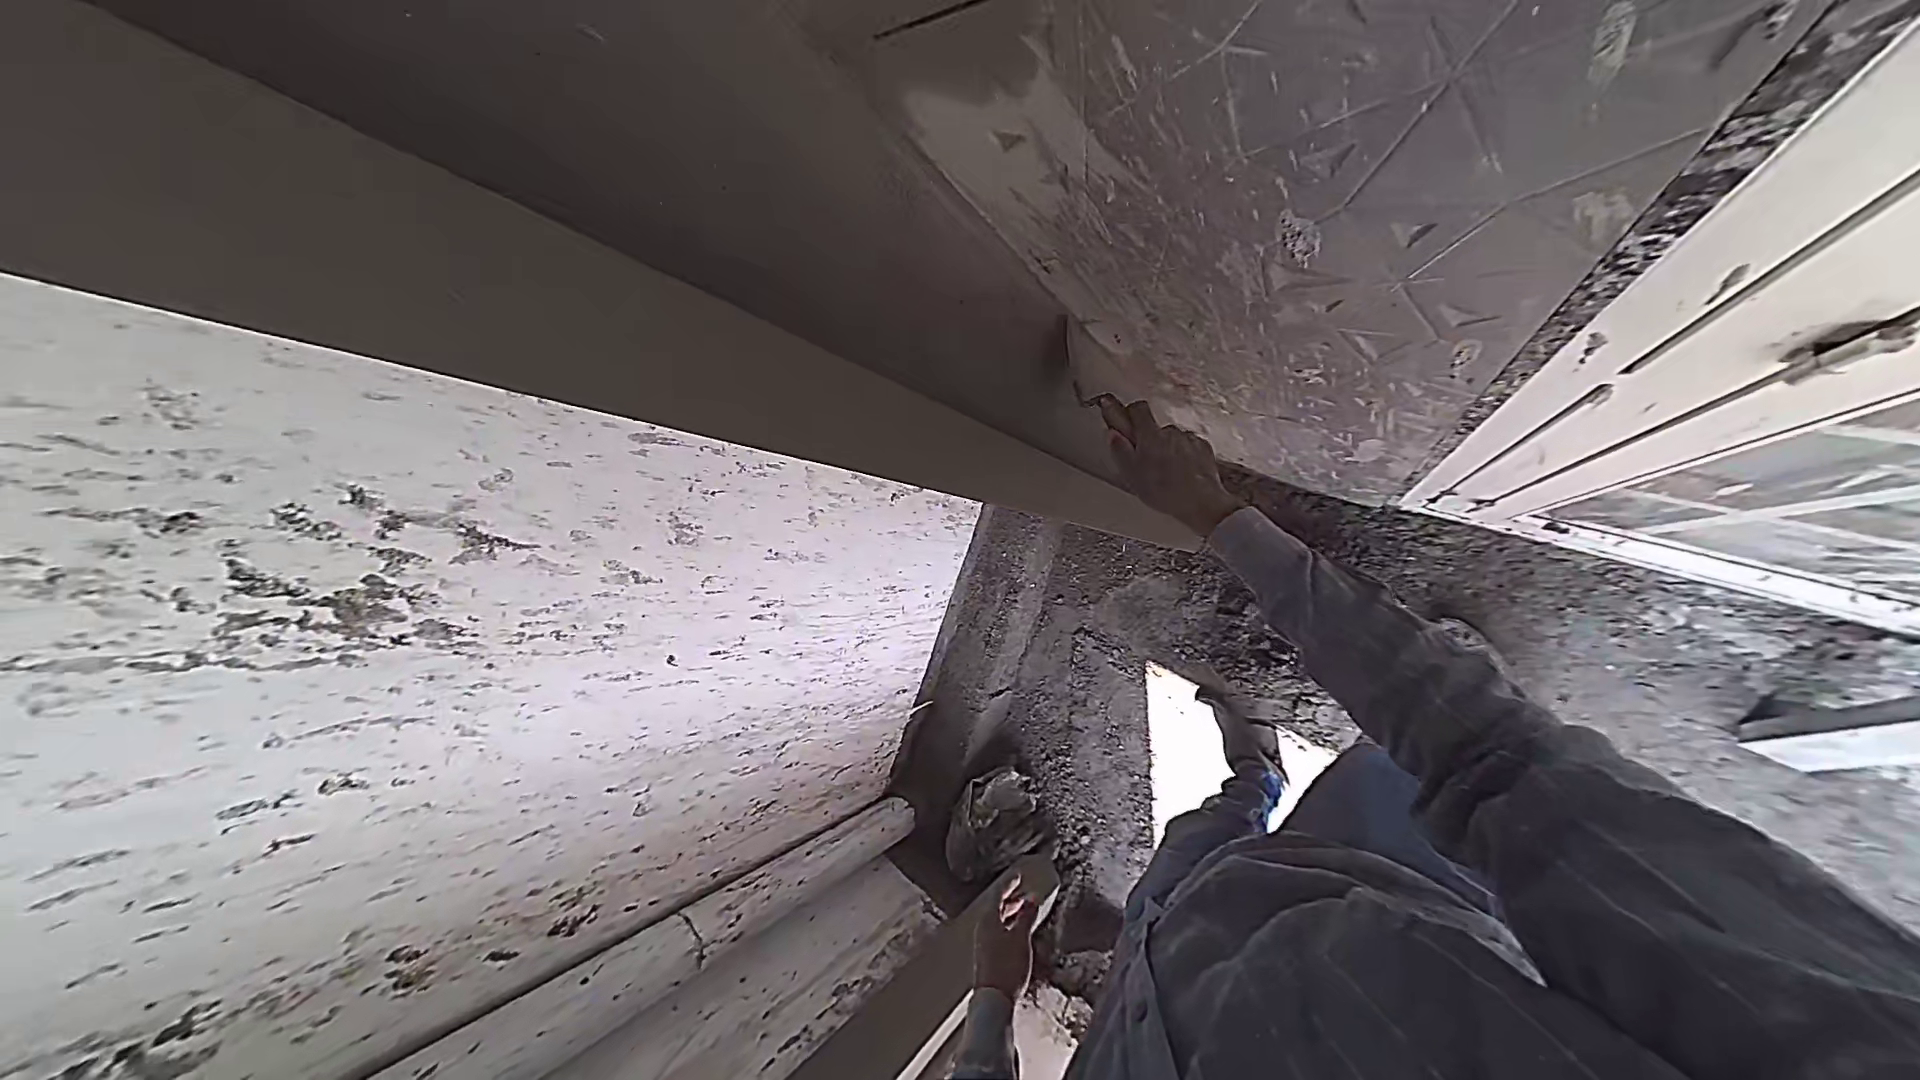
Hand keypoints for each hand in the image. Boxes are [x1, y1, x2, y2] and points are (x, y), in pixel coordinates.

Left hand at [973, 874, 1038, 997]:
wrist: (993, 1000)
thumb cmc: (1006, 967)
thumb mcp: (1021, 938)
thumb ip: (1026, 916)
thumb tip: (1031, 900)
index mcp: (988, 919)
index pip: (999, 894)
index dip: (1010, 884)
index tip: (1018, 876)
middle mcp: (983, 928)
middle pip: (997, 907)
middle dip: (1012, 899)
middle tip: (1026, 894)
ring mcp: (983, 942)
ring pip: (998, 920)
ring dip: (1012, 914)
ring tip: (1026, 912)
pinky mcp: (986, 955)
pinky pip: (998, 932)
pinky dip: (1009, 926)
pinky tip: (1019, 933)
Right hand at [1096, 397, 1244, 536]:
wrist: (1200, 503)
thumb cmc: (1165, 491)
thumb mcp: (1131, 474)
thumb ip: (1120, 449)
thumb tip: (1112, 433)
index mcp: (1150, 436)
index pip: (1137, 409)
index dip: (1128, 412)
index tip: (1123, 418)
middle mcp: (1170, 432)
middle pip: (1154, 426)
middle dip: (1148, 438)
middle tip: (1143, 459)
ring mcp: (1188, 439)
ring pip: (1171, 438)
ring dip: (1166, 448)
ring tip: (1163, 472)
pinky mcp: (1202, 448)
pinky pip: (1187, 445)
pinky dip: (1182, 454)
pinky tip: (1178, 472)